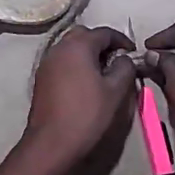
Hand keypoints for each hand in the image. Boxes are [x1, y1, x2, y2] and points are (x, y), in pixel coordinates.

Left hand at [21, 26, 138, 168]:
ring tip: (103, 72)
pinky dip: (75, 64)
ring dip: (87, 53)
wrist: (52, 142)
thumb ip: (124, 67)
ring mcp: (46, 63)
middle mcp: (59, 48)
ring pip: (70, 47)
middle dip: (102, 43)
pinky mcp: (41, 78)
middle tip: (116, 59)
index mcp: (78, 46)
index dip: (122, 40)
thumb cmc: (87, 114)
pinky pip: (62, 61)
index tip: (132, 52)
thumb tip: (124, 58)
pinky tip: (85, 82)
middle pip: (84, 35)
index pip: (104, 32)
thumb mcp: (115, 91)